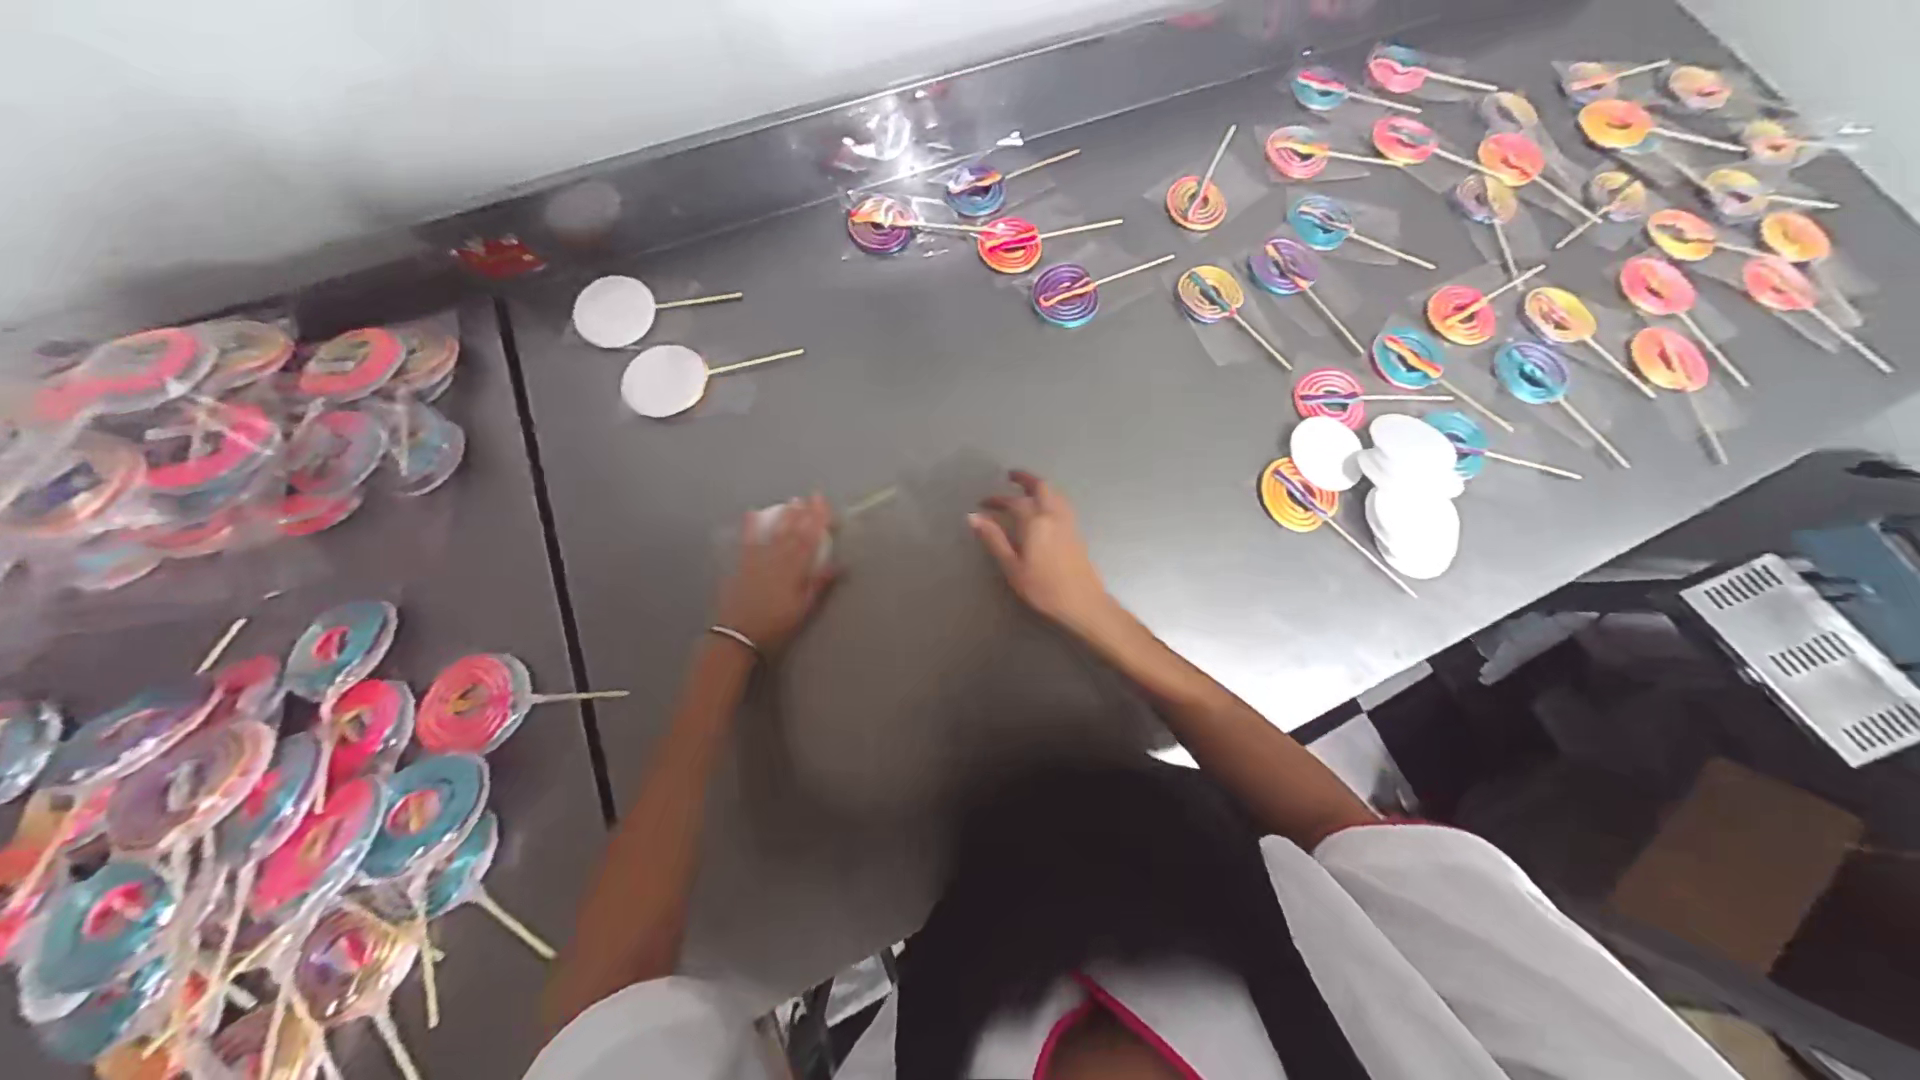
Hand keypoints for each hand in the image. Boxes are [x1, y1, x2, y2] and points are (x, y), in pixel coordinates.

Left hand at [714, 495, 836, 653]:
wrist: (738, 635)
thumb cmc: (776, 625)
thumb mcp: (803, 609)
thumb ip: (819, 584)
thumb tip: (839, 565)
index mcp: (796, 569)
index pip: (811, 538)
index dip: (819, 519)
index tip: (825, 504)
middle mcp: (778, 558)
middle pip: (794, 530)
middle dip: (805, 511)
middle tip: (813, 495)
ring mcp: (758, 559)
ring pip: (775, 531)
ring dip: (785, 514)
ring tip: (793, 501)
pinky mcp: (742, 564)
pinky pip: (748, 539)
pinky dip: (750, 525)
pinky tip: (752, 512)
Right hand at [969, 471, 1117, 637]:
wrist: (1083, 602)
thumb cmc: (1043, 588)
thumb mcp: (1012, 566)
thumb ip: (994, 539)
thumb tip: (973, 517)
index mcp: (1036, 522)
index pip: (1014, 502)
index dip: (997, 500)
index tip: (983, 504)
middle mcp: (1054, 515)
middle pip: (1041, 487)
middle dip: (1025, 478)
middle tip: (1010, 476)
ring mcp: (1068, 522)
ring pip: (1055, 493)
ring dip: (1039, 486)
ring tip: (1026, 488)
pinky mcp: (1076, 531)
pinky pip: (1062, 503)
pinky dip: (1050, 497)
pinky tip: (1044, 508)